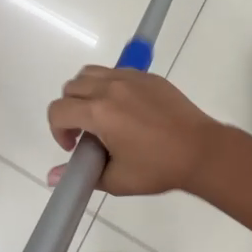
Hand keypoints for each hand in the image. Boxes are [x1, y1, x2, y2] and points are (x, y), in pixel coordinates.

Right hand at [46, 65, 221, 195]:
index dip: (58, 130)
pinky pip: (115, 72)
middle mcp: (109, 88)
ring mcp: (130, 77)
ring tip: (101, 116)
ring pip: (90, 73)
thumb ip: (82, 174)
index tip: (74, 147)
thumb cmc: (158, 167)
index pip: (58, 110)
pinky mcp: (147, 76)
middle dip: (70, 111)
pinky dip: (109, 86)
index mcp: (99, 112)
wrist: (200, 150)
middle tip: (86, 133)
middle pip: (71, 88)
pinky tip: (125, 109)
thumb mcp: (117, 179)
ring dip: (85, 92)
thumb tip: (51, 178)